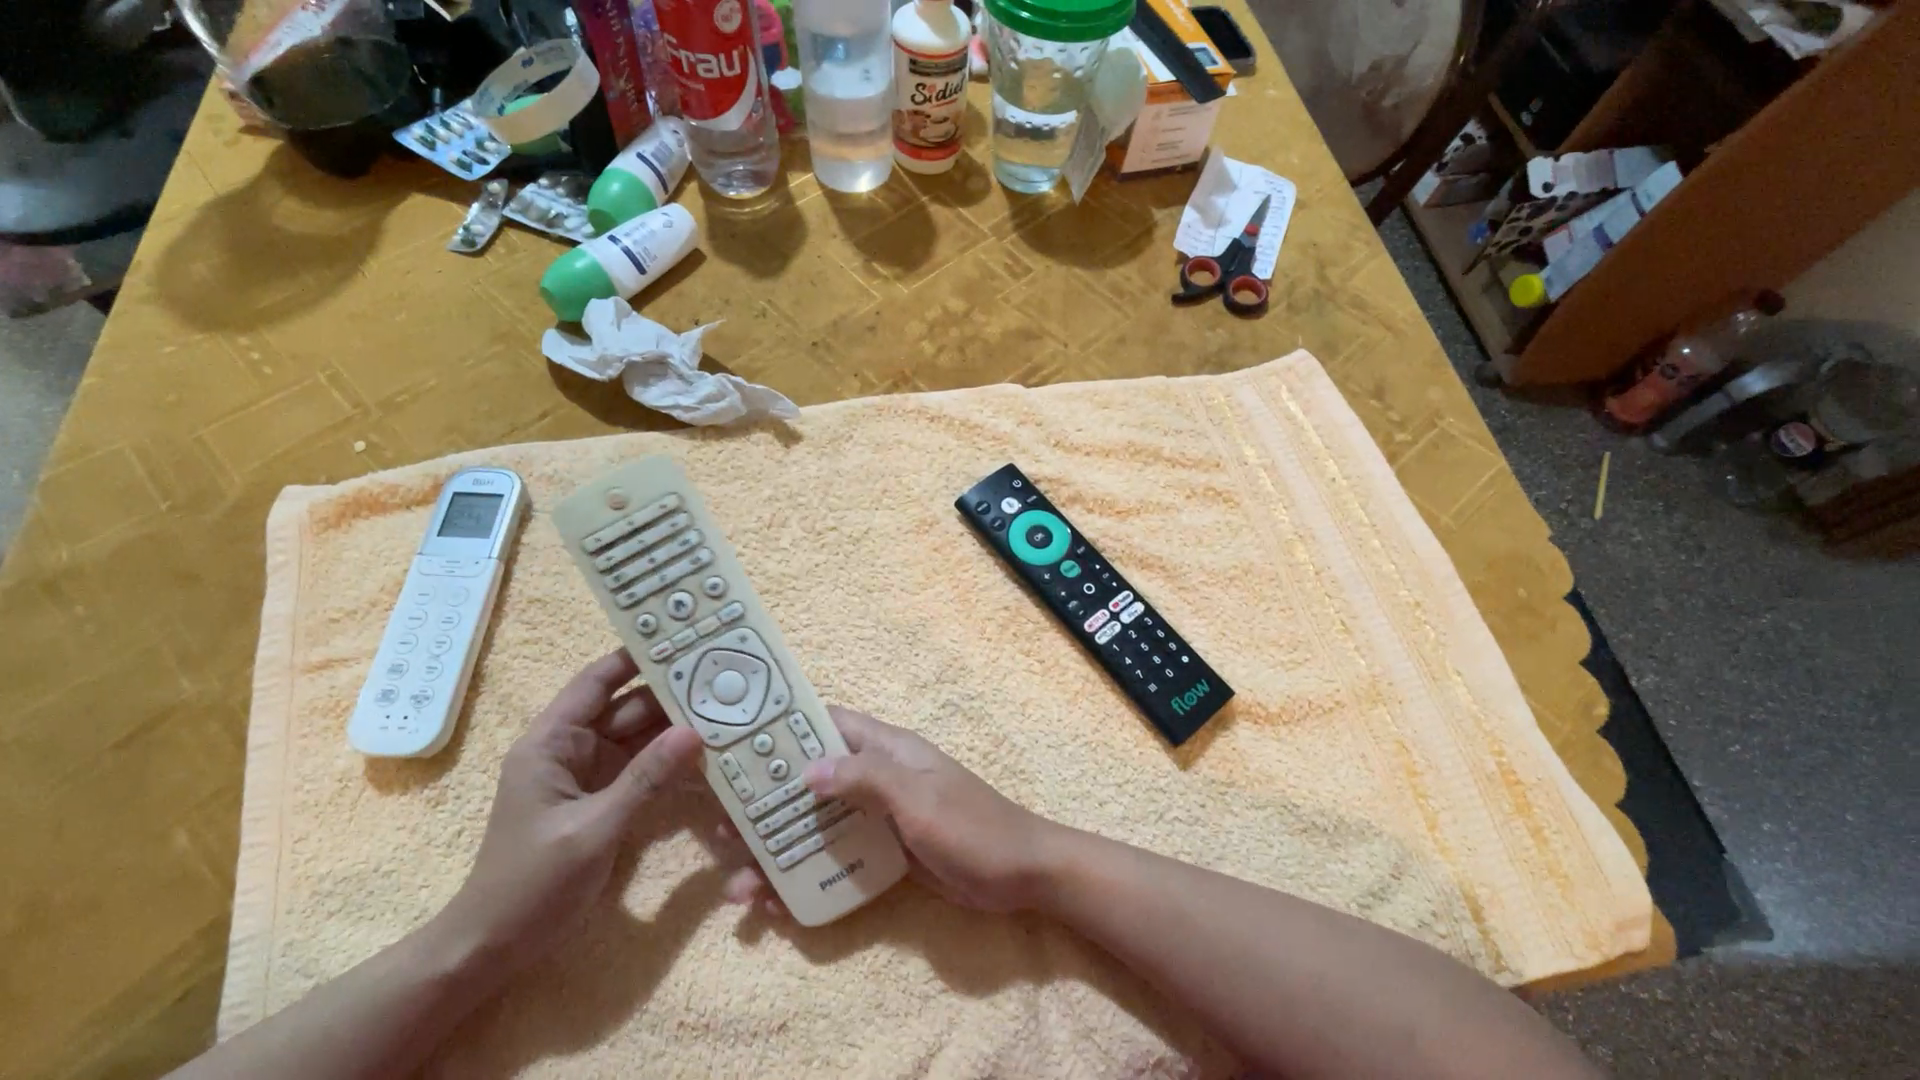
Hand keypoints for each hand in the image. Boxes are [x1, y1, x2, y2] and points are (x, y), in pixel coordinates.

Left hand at [443, 650, 703, 970]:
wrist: (495, 945)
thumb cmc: (531, 882)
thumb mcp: (593, 828)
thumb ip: (645, 779)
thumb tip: (693, 732)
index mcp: (551, 743)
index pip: (596, 683)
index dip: (634, 658)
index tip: (681, 638)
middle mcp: (571, 750)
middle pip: (626, 709)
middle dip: (671, 695)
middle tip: (725, 680)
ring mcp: (589, 776)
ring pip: (640, 739)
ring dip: (677, 729)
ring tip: (727, 710)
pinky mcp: (603, 801)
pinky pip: (643, 771)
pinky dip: (671, 764)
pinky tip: (709, 757)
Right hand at [723, 707, 1058, 914]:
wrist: (1021, 875)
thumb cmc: (972, 826)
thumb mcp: (919, 798)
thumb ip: (866, 778)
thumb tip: (807, 768)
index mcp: (887, 750)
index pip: (829, 723)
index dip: (785, 726)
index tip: (736, 741)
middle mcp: (877, 777)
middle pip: (811, 780)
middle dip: (767, 803)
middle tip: (720, 829)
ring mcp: (878, 817)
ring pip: (817, 825)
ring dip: (779, 851)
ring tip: (739, 885)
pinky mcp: (882, 852)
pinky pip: (835, 858)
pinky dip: (806, 876)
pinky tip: (777, 905)